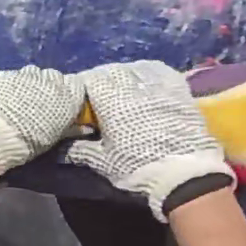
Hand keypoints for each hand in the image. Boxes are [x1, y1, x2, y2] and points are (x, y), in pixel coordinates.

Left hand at [0, 65, 87, 177]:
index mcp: (68, 94)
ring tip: (22, 96)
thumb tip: (87, 128)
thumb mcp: (57, 135)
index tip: (63, 101)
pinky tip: (7, 94)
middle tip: (40, 100)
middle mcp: (50, 80)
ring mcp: (28, 75)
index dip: (68, 92)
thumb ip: (72, 128)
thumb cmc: (33, 138)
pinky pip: (15, 75)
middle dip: (49, 86)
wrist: (1, 131)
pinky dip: (13, 82)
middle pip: (54, 76)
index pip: (75, 85)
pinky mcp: (8, 74)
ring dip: (31, 82)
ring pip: (34, 73)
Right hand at [60, 60, 232, 219]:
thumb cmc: (137, 167)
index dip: (83, 86)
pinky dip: (151, 73)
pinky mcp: (181, 94)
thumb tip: (59, 147)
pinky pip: (163, 73)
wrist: (186, 177)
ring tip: (123, 85)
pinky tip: (148, 82)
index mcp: (110, 101)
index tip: (80, 98)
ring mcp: (159, 88)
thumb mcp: (102, 161)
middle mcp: (134, 87)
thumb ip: (78, 149)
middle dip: (102, 78)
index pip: (91, 79)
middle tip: (98, 93)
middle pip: (113, 70)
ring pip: (137, 69)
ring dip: (126, 73)